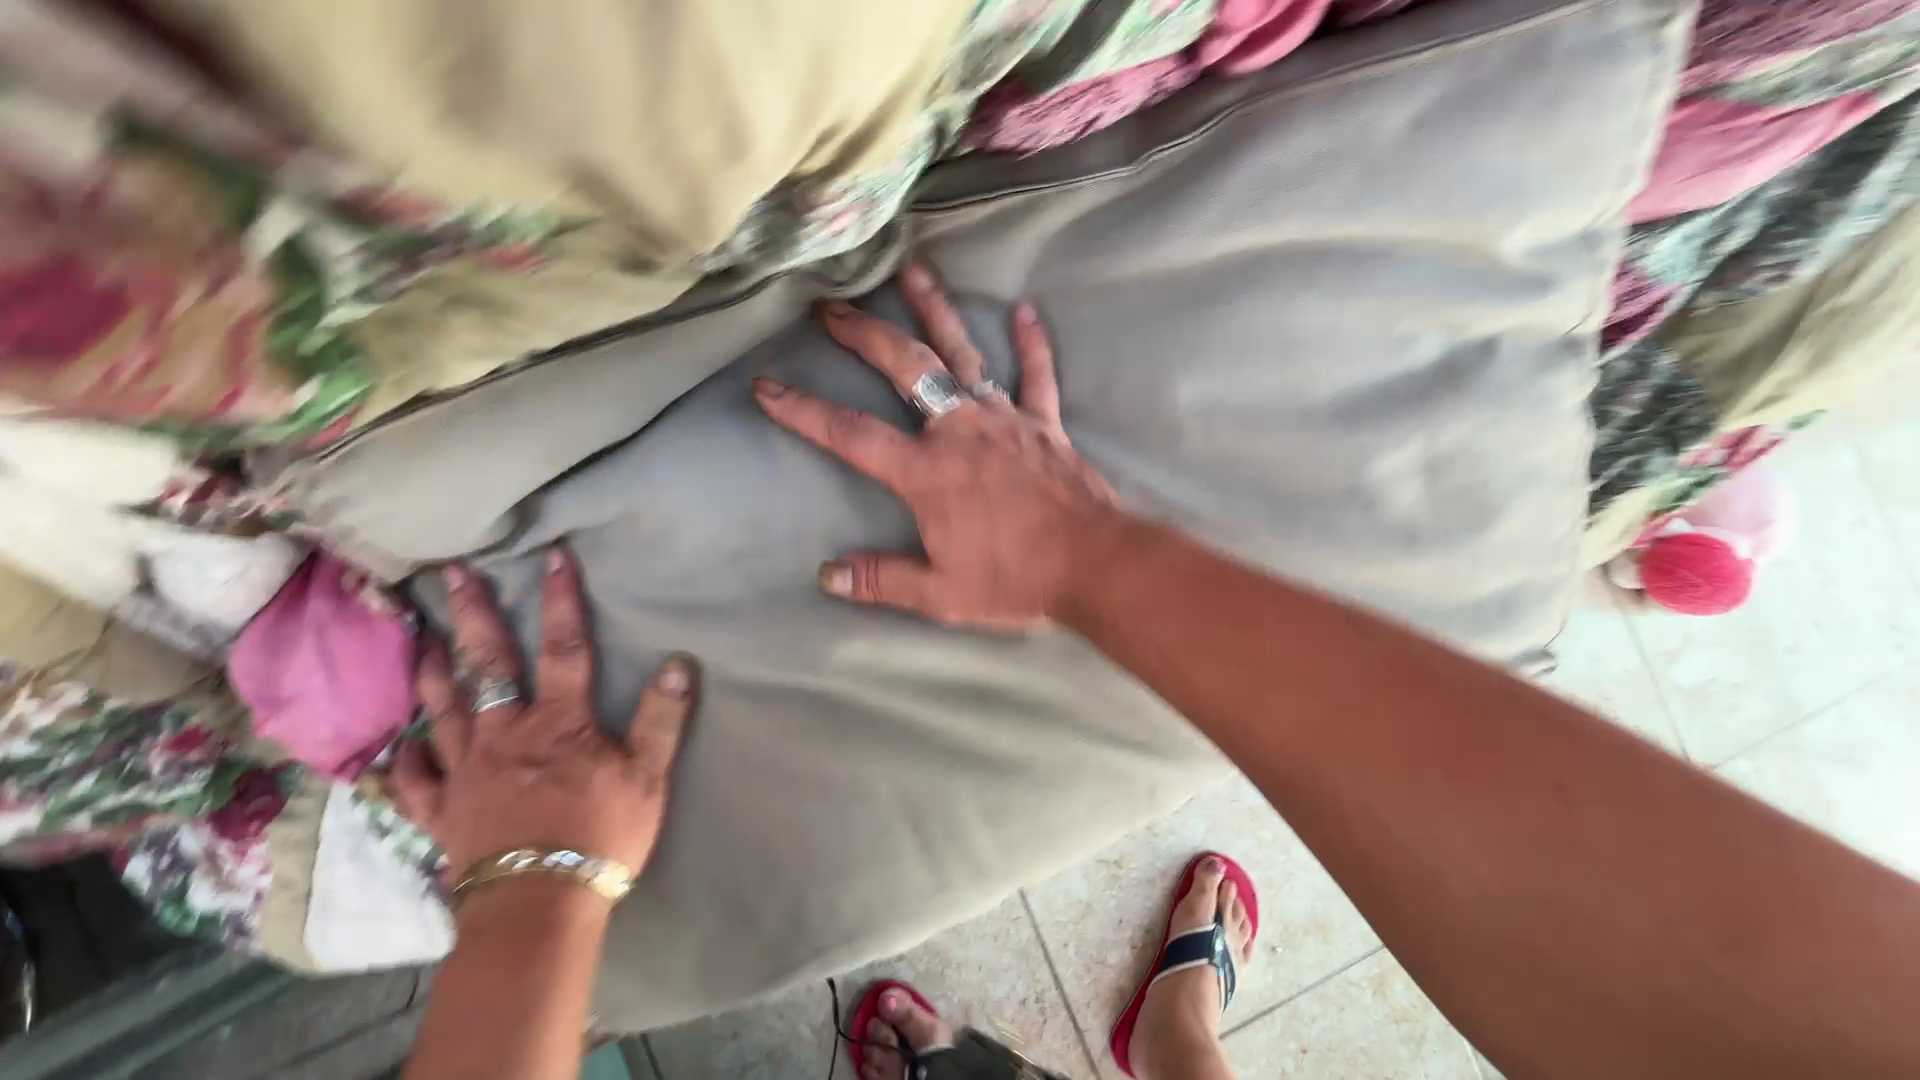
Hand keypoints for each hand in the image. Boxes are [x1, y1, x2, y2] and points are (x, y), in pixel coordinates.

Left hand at [391, 545, 695, 887]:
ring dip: (431, 671)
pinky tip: (399, 745)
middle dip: (473, 614)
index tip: (551, 556)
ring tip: (420, 638)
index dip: (560, 600)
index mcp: (558, 722)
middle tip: (451, 574)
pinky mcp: (441, 811)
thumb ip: (662, 719)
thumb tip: (677, 661)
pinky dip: (405, 760)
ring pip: (442, 710)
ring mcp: (466, 772)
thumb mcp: (649, 777)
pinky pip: (414, 780)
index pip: (564, 647)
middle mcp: (504, 734)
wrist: (540, 906)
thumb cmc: (600, 836)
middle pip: (487, 664)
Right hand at [753, 263, 1135, 629]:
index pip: (852, 434)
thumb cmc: (1015, 580)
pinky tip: (1025, 310)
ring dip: (936, 312)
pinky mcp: (1044, 424)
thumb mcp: (940, 594)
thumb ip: (881, 580)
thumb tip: (828, 576)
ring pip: (965, 354)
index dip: (804, 410)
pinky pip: (1038, 375)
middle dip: (865, 335)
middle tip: (834, 308)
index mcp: (926, 472)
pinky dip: (1032, 343)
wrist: (1093, 564)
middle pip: (905, 369)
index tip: (767, 387)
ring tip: (914, 272)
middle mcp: (960, 431)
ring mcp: (1005, 420)